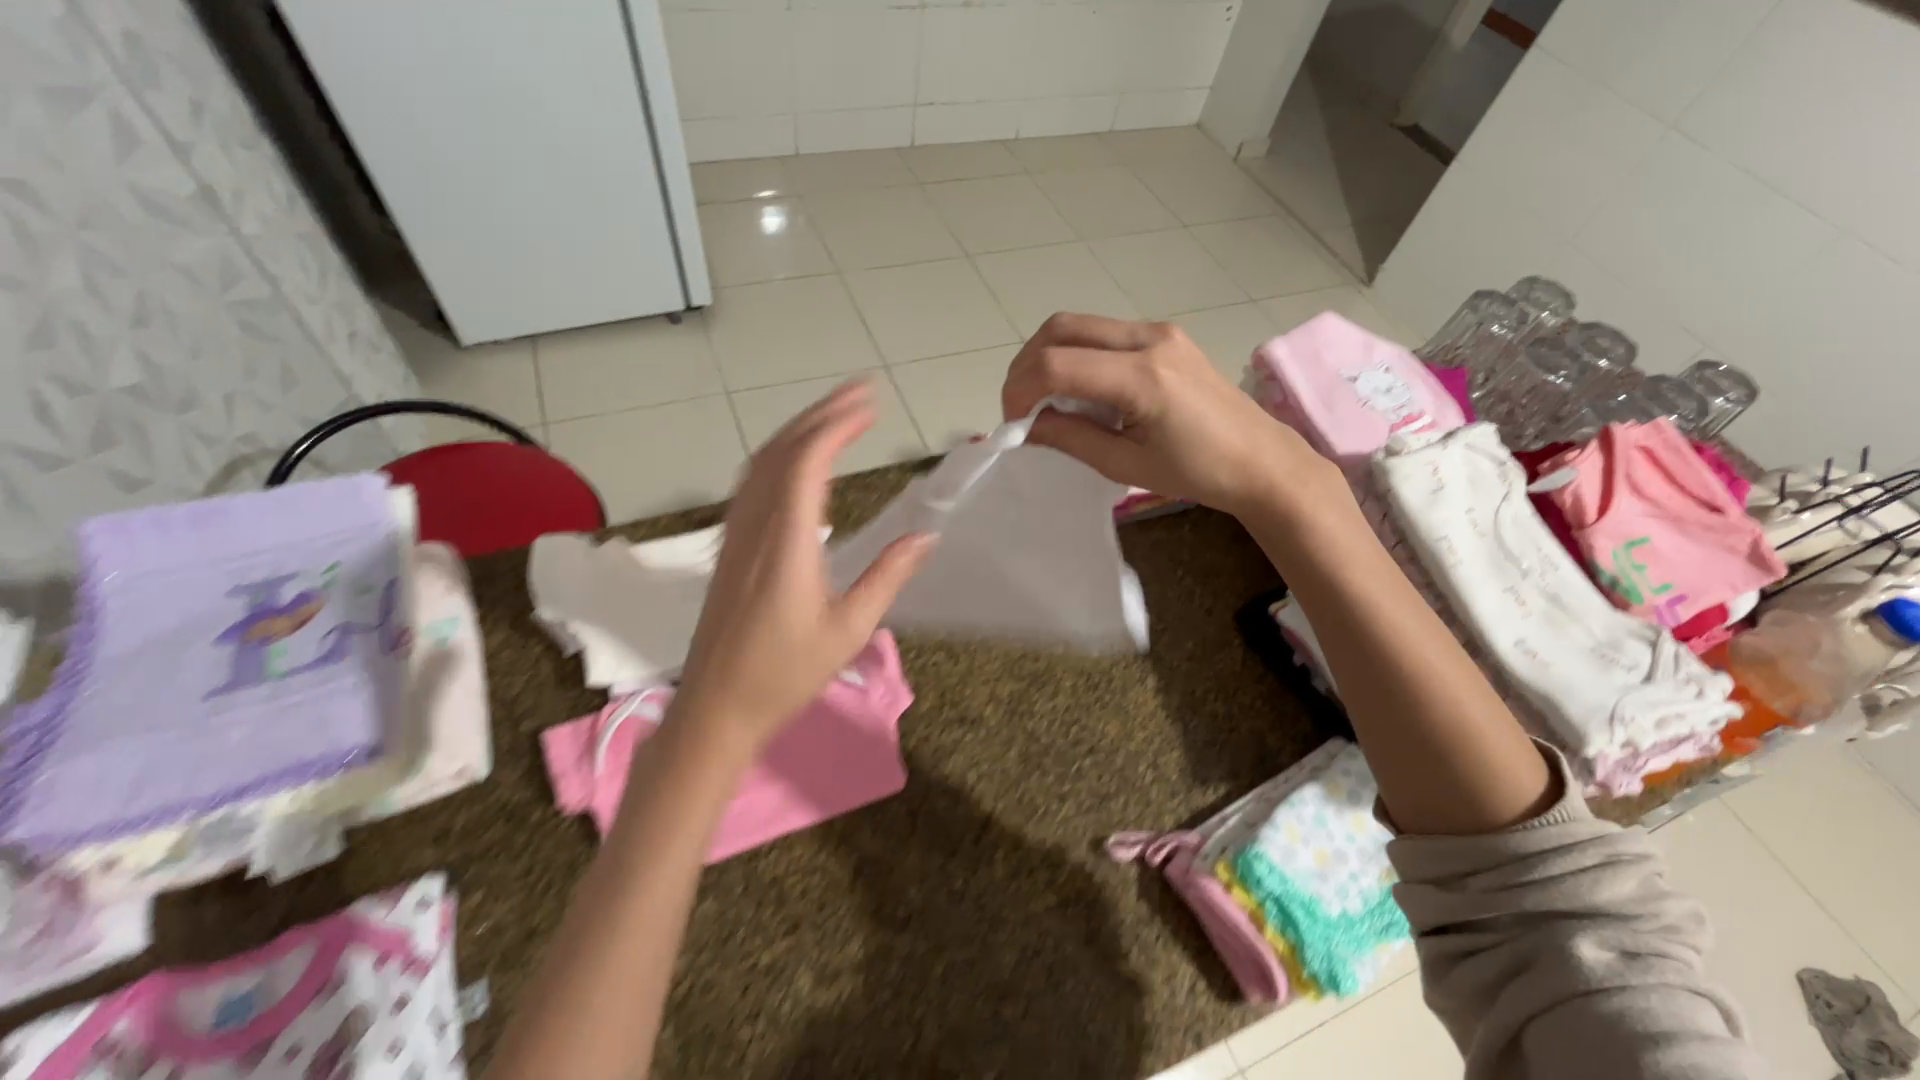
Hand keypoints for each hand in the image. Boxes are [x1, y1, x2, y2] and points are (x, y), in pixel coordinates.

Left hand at [673, 379, 934, 750]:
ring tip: (834, 415)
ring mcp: (735, 535)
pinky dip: (776, 456)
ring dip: (797, 431)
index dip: (838, 425)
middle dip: (821, 414)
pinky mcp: (728, 548)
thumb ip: (887, 577)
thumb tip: (925, 535)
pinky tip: (794, 461)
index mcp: (787, 542)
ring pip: (760, 463)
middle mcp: (755, 526)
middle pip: (782, 451)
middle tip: (861, 392)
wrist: (716, 707)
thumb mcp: (848, 630)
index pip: (808, 462)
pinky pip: (749, 484)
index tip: (871, 405)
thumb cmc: (785, 674)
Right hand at [1000, 313, 1335, 517]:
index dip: (1020, 390)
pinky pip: (1103, 332)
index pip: (1057, 364)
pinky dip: (1075, 354)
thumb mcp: (1126, 465)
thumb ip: (1071, 438)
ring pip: (1079, 324)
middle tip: (1020, 407)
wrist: (1261, 459)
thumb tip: (1027, 426)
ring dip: (1048, 356)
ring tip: (1043, 399)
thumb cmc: (1198, 473)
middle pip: (1061, 328)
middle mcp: (1149, 339)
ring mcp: (1159, 331)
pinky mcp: (1164, 334)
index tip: (1014, 424)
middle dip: (1026, 365)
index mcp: (1143, 377)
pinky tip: (1077, 389)